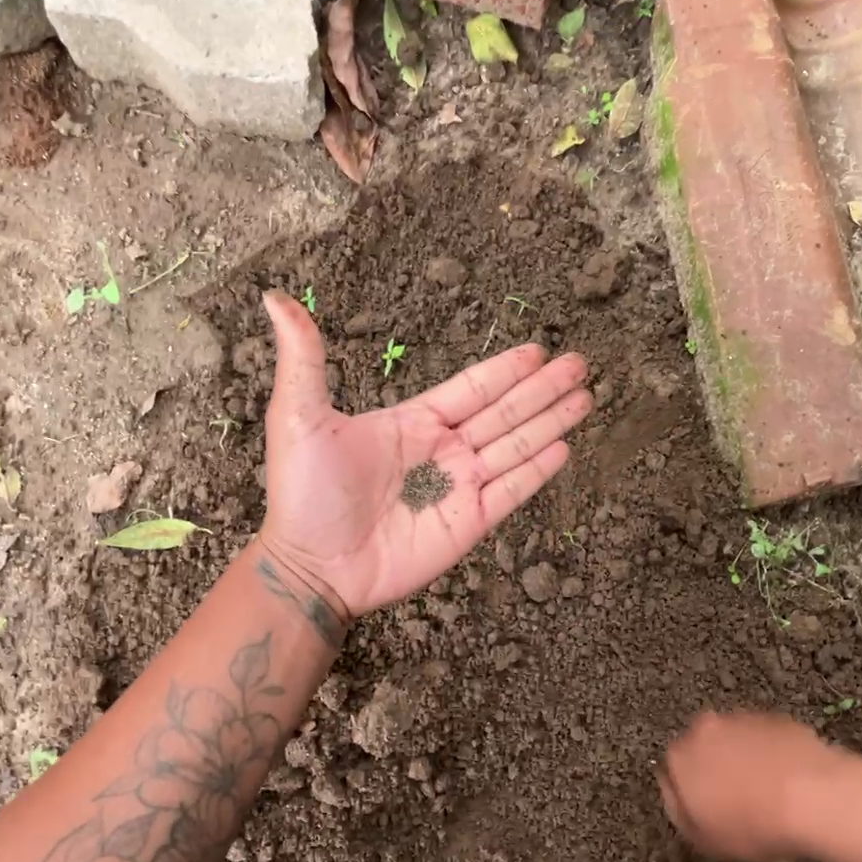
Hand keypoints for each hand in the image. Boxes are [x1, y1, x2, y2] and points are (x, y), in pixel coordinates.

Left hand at [253, 290, 592, 618]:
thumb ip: (305, 359)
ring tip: (585, 398)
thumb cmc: (304, 492)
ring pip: (516, 446)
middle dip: (542, 389)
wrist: (314, 564)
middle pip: (504, 412)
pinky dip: (538, 469)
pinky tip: (564, 447)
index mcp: (414, 423)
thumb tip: (276, 297)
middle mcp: (444, 451)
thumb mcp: (300, 417)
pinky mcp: (470, 523)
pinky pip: (511, 490)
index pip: (471, 389)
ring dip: (550, 421)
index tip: (537, 349)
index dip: (505, 369)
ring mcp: (461, 487)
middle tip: (580, 364)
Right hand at [659, 711, 840, 861]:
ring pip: (735, 740)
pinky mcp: (776, 718)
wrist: (813, 796)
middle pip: (702, 749)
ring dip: (744, 759)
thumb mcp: (705, 840)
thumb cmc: (752, 825)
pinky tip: (790, 781)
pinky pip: (766, 738)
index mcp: (680, 757)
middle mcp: (704, 729)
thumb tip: (677, 797)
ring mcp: (742, 719)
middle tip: (737, 802)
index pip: (671, 772)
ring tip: (768, 794)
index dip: (689, 793)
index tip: (707, 812)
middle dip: (715, 769)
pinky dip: (772, 753)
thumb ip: (681, 813)